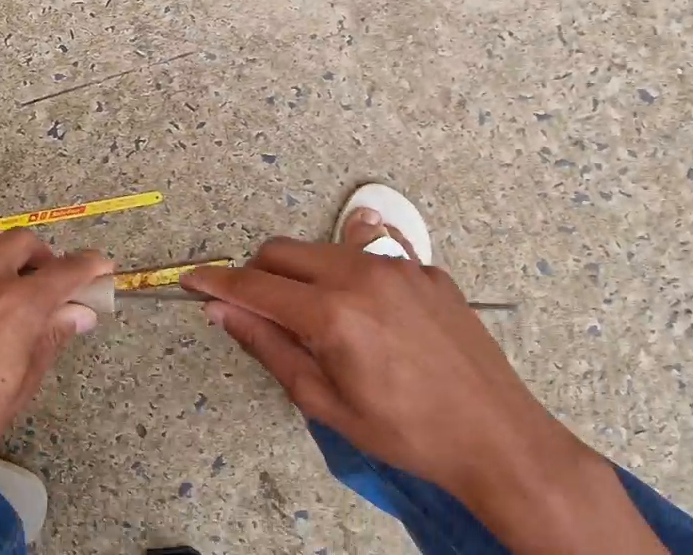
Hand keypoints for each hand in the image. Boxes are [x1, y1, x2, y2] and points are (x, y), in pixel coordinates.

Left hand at [0, 223, 113, 480]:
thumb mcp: (19, 386)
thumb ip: (49, 340)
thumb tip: (78, 314)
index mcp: (16, 304)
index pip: (65, 271)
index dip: (88, 266)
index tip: (99, 266)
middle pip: (22, 241)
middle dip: (43, 257)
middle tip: (46, 285)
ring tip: (2, 273)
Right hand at [183, 234, 664, 554]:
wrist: (503, 442)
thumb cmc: (407, 433)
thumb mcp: (325, 401)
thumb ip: (266, 346)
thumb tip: (221, 310)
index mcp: (333, 314)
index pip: (253, 284)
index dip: (215, 282)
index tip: (189, 280)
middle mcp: (362, 275)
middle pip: (280, 251)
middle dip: (256, 273)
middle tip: (256, 310)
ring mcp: (398, 267)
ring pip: (320, 249)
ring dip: (300, 273)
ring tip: (316, 317)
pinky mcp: (427, 270)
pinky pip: (368, 255)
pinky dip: (347, 275)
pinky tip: (365, 313)